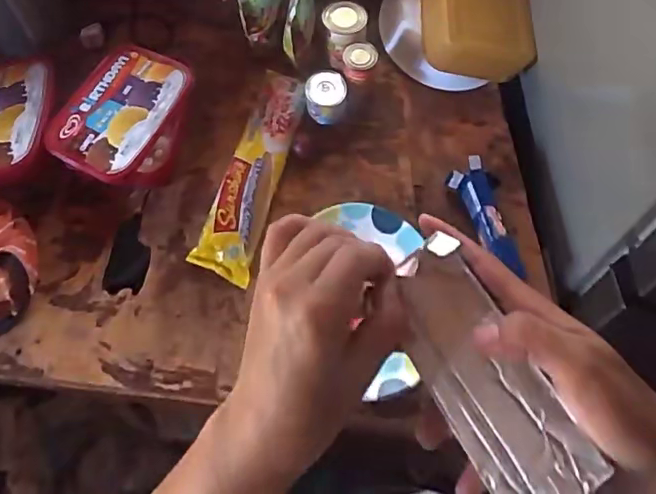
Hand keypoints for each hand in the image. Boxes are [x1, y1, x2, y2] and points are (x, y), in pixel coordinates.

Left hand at [160, 215, 406, 493]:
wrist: (260, 427)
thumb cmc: (315, 411)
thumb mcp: (364, 372)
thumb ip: (387, 321)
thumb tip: (395, 287)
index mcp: (318, 309)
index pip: (360, 254)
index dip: (383, 264)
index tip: (388, 290)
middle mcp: (291, 282)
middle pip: (340, 240)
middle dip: (365, 256)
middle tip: (373, 288)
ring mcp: (272, 276)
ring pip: (315, 230)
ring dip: (340, 243)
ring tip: (350, 273)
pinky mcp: (261, 277)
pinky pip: (282, 231)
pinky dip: (305, 228)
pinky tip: (321, 249)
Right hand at [415, 215, 655, 493]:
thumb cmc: (626, 414)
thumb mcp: (582, 367)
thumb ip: (533, 339)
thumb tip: (475, 329)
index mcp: (539, 321)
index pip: (491, 273)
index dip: (458, 247)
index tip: (424, 224)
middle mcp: (526, 349)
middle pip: (468, 329)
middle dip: (435, 338)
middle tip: (404, 348)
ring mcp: (527, 390)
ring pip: (472, 386)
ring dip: (447, 410)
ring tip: (428, 436)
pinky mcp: (531, 432)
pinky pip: (491, 439)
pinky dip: (475, 461)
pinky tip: (464, 483)